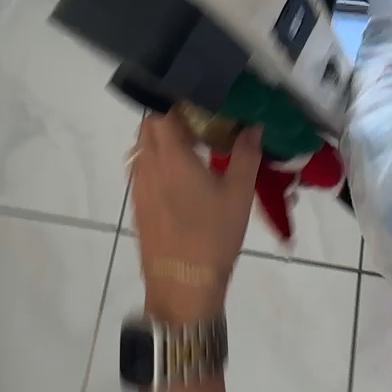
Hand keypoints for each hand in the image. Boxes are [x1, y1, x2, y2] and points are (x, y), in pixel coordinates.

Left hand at [130, 112, 262, 322]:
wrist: (182, 289)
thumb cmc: (213, 236)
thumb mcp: (239, 193)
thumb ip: (247, 154)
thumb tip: (253, 126)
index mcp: (170, 156)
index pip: (162, 112)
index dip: (178, 102)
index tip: (201, 103)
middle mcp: (147, 166)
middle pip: (148, 127)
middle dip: (170, 119)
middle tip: (200, 125)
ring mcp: (138, 188)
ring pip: (142, 149)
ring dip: (161, 141)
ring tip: (191, 150)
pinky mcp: (138, 207)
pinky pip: (141, 170)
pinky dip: (156, 163)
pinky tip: (181, 179)